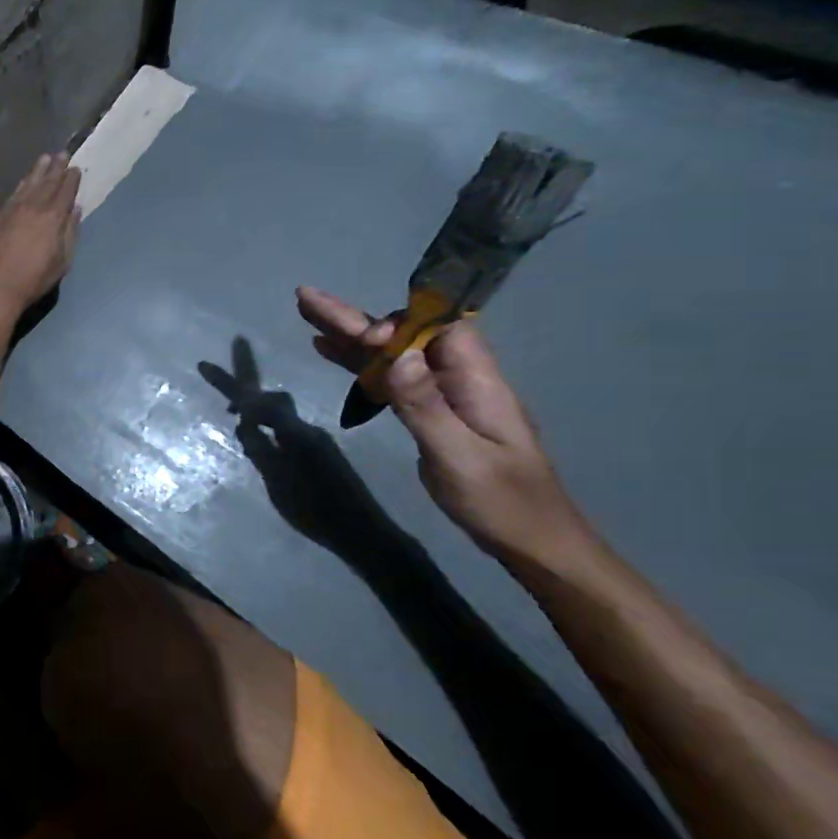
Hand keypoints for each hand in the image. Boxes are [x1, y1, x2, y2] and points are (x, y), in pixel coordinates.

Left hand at [0, 153, 80, 318]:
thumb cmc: (34, 278)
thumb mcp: (62, 260)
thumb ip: (70, 232)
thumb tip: (74, 210)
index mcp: (52, 217)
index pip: (65, 191)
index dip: (71, 179)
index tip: (75, 168)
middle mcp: (32, 207)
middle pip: (46, 182)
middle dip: (55, 168)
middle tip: (61, 154)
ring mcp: (11, 210)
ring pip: (27, 184)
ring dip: (37, 171)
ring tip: (44, 159)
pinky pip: (12, 195)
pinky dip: (20, 186)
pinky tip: (23, 184)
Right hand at [295, 285, 595, 568]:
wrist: (531, 540)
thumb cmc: (502, 501)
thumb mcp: (460, 457)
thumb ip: (424, 405)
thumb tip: (394, 355)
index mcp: (475, 378)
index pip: (436, 326)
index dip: (397, 323)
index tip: (368, 340)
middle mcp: (456, 376)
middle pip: (401, 334)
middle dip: (355, 317)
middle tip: (306, 298)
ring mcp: (441, 393)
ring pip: (389, 353)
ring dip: (349, 334)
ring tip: (307, 315)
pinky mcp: (427, 411)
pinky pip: (387, 377)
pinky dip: (357, 362)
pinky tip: (329, 351)